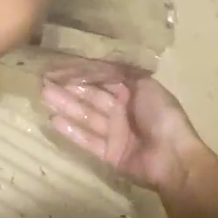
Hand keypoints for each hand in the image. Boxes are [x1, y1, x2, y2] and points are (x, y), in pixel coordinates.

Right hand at [40, 60, 203, 192]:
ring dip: (65, 104)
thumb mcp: (146, 85)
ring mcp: (114, 132)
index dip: (82, 71)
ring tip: (44, 94)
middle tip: (45, 78)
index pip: (102, 78)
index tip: (61, 65)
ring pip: (85, 115)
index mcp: (133, 92)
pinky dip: (71, 130)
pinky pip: (86, 139)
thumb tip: (100, 59)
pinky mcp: (108, 153)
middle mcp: (121, 109)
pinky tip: (53, 119)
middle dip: (69, 87)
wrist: (173, 158)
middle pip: (91, 95)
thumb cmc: (162, 116)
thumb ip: (122, 73)